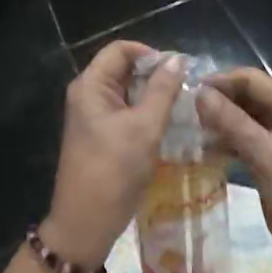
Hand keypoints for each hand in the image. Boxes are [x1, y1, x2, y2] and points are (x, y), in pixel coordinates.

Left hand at [42, 42, 185, 268]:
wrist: (86, 222)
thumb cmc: (114, 170)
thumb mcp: (145, 128)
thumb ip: (162, 90)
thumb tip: (177, 59)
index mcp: (90, 85)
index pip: (121, 49)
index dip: (150, 53)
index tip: (178, 72)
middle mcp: (87, 94)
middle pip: (123, 68)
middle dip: (154, 75)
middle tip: (185, 91)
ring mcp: (92, 116)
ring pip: (127, 91)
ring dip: (152, 96)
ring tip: (181, 108)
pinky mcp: (99, 135)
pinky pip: (124, 112)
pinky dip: (145, 113)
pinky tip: (166, 126)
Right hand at [198, 68, 271, 272]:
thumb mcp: (270, 159)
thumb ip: (235, 124)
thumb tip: (199, 93)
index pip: (251, 80)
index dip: (219, 82)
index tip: (186, 95)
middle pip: (247, 98)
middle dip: (217, 103)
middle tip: (182, 117)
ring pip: (245, 122)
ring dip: (219, 125)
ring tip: (188, 135)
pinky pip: (247, 145)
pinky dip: (227, 146)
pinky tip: (204, 155)